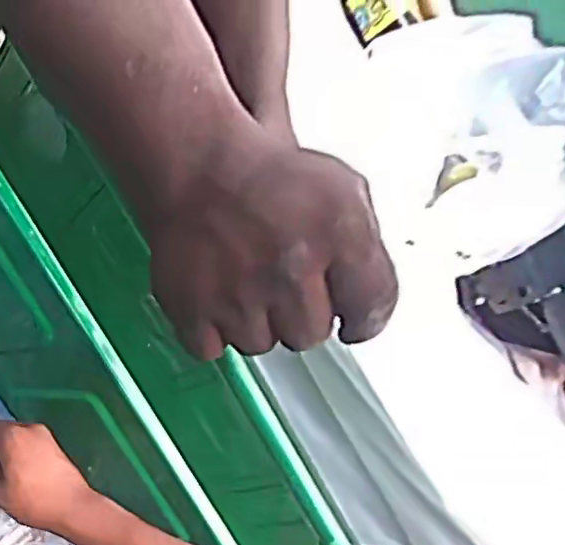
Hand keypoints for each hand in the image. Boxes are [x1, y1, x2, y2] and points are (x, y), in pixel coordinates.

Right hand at [0, 419, 105, 537]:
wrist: (73, 507)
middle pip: (0, 429)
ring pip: (16, 436)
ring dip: (7, 450)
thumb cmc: (33, 501)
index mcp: (10, 436)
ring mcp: (44, 435)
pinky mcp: (54, 444)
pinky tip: (24, 473)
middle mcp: (28, 428)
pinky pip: (30, 442)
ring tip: (7, 473)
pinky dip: (22, 452)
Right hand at [145, 129, 396, 358]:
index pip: (371, 305)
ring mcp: (238, 296)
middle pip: (309, 336)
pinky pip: (211, 350)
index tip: (353, 325)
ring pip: (259, 345)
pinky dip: (212, 336)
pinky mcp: (194, 312)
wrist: (197, 173)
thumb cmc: (265, 179)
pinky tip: (214, 307)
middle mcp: (289, 271)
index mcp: (336, 235)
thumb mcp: (340, 190)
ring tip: (243, 293)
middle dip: (301, 319)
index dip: (363, 321)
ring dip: (254, 326)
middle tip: (283, 296)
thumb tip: (362, 298)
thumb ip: (360, 244)